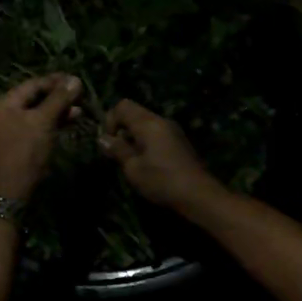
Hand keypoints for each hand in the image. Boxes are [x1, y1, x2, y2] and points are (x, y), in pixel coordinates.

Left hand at [0, 75, 83, 201]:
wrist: (12, 189)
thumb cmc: (25, 151)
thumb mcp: (43, 121)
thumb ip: (59, 99)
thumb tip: (75, 79)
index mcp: (3, 104)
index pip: (32, 85)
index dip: (55, 82)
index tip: (76, 80)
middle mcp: (3, 113)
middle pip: (34, 98)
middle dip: (58, 96)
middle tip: (80, 94)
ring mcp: (11, 128)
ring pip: (38, 112)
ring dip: (58, 109)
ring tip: (80, 108)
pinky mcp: (20, 142)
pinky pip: (37, 125)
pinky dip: (53, 122)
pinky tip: (71, 119)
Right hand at [98, 100, 225, 212]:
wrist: (198, 194)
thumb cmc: (161, 181)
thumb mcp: (133, 168)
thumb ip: (118, 149)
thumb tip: (103, 138)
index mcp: (148, 123)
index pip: (123, 106)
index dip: (110, 120)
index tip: (110, 142)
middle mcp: (161, 120)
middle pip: (135, 113)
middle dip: (122, 129)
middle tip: (118, 152)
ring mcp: (172, 130)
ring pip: (146, 123)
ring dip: (134, 136)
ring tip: (132, 159)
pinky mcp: (179, 141)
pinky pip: (156, 132)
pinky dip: (146, 141)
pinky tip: (147, 162)